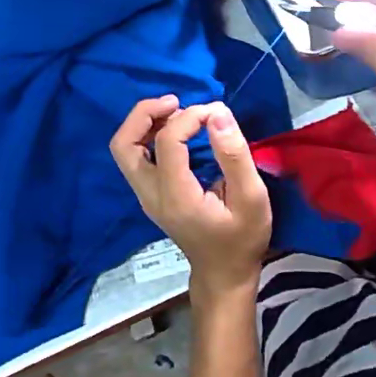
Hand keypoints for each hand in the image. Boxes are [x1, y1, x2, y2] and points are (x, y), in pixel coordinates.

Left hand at [109, 97, 271, 303]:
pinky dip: (148, 135)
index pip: (165, 142)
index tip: (215, 112)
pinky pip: (135, 156)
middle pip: (123, 144)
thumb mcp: (253, 200)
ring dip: (144, 123)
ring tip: (176, 112)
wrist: (223, 274)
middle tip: (175, 102)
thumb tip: (217, 113)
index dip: (187, 118)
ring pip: (124, 149)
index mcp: (175, 196)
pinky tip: (175, 129)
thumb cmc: (242, 239)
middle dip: (144, 114)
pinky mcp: (147, 193)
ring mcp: (144, 195)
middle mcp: (150, 194)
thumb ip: (234, 156)